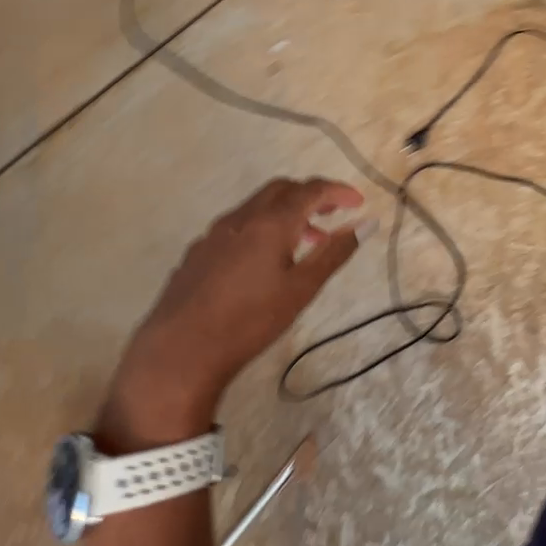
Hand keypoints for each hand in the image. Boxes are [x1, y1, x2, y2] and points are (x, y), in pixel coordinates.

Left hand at [96, 178, 365, 450]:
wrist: (176, 356)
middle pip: (280, 189)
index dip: (338, 191)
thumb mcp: (303, 288)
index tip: (358, 203)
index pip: (311, 190)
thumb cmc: (249, 321)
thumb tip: (368, 222)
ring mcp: (212, 237)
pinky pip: (235, 228)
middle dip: (310, 195)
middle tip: (332, 213)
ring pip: (255, 208)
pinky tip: (261, 262)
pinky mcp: (194, 256)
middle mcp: (240, 220)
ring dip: (285, 213)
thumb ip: (336, 251)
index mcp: (270, 223)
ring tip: (303, 241)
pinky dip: (260, 229)